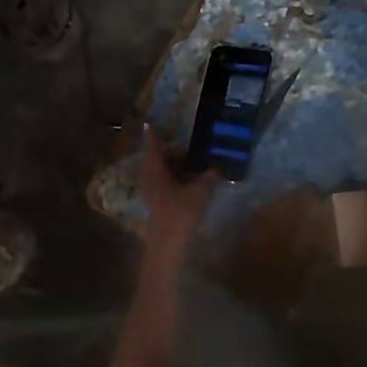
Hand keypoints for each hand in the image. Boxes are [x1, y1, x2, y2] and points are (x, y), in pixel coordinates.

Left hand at [138, 127, 218, 257]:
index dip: (153, 134)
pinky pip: (160, 183)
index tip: (151, 122)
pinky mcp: (153, 204)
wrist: (167, 244)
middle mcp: (148, 178)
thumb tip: (219, 167)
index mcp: (155, 170)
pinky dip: (171, 179)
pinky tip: (186, 184)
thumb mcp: (200, 192)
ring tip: (191, 166)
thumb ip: (210, 177)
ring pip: (158, 172)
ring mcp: (148, 192)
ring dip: (172, 167)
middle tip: (188, 150)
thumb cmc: (181, 212)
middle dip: (171, 153)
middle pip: (156, 159)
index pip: (153, 146)